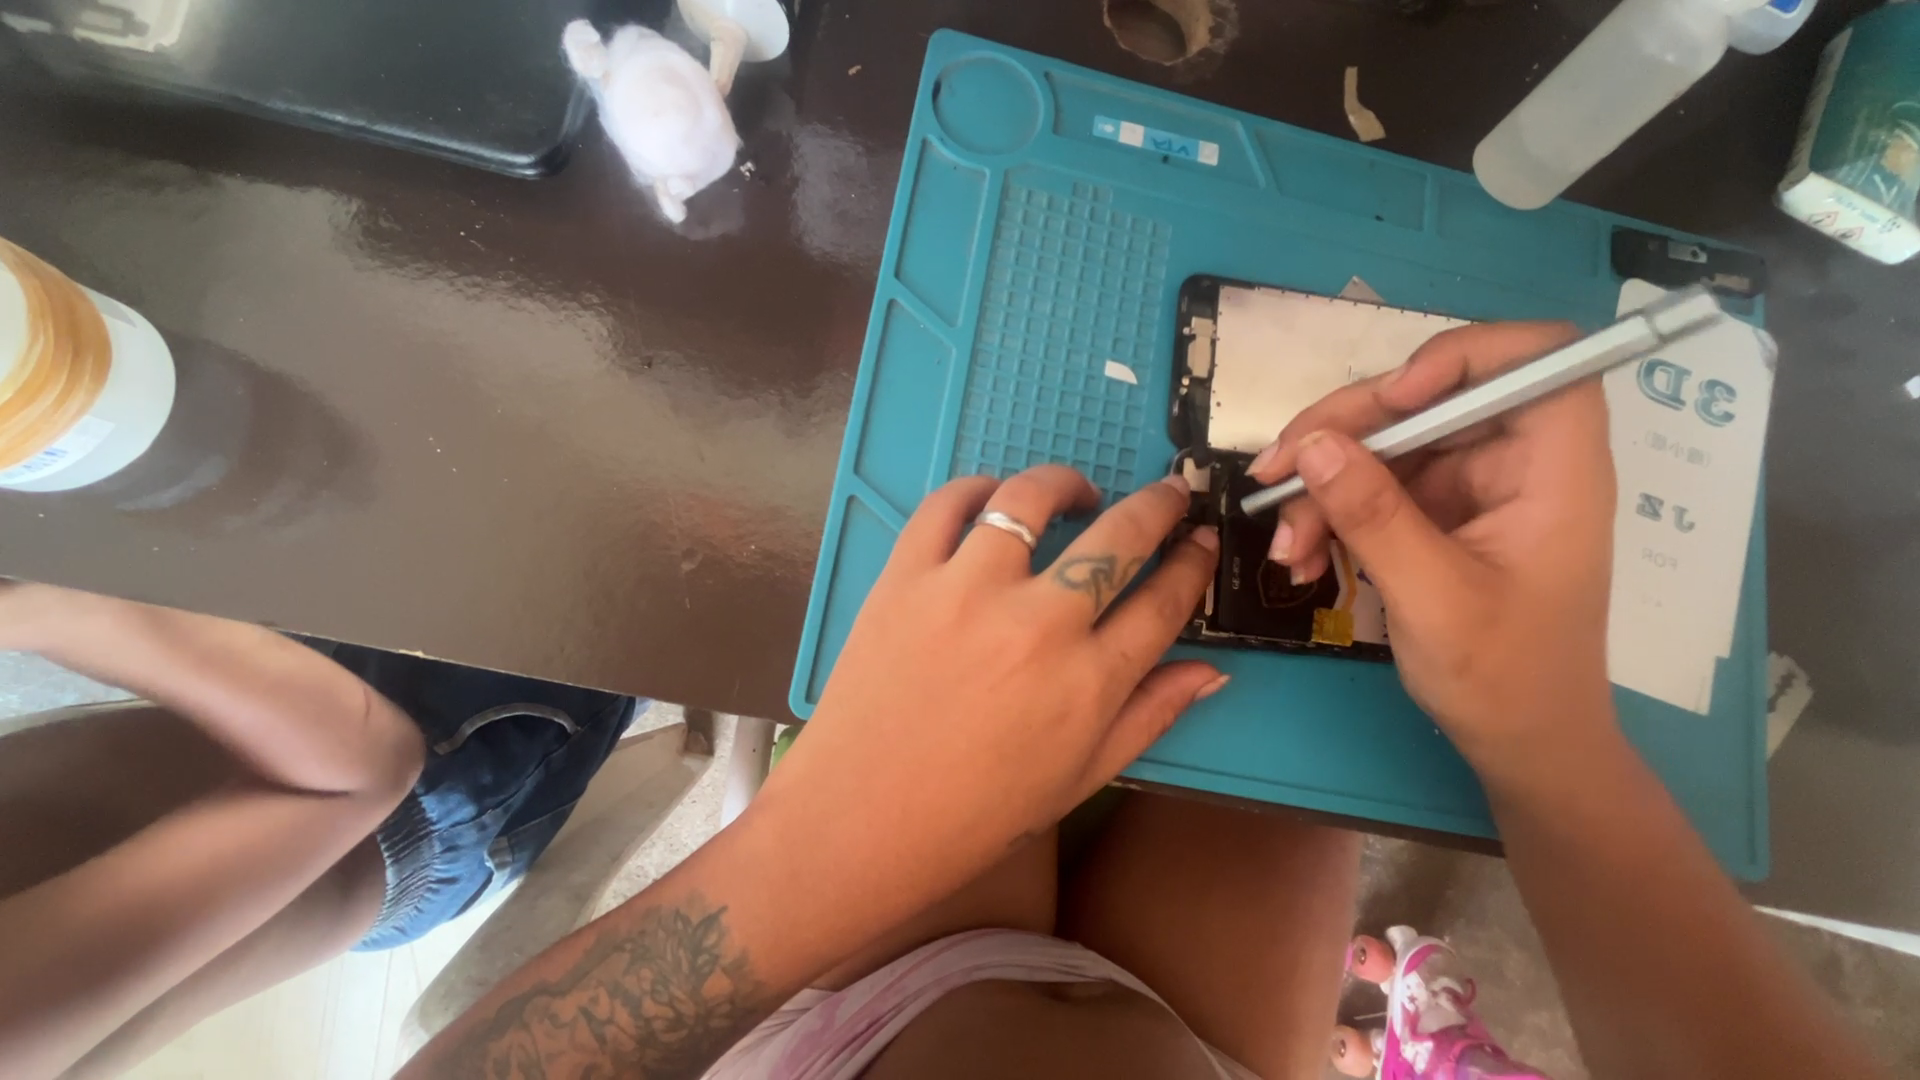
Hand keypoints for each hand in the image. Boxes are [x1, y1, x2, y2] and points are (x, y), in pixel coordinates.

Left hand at [761, 466, 1220, 897]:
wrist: (861, 817)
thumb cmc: (977, 813)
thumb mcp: (1080, 778)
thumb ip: (1149, 717)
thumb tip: (1212, 672)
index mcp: (1088, 683)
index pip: (1164, 602)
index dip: (1194, 564)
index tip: (1202, 541)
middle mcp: (1038, 624)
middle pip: (1118, 537)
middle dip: (1160, 506)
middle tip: (1170, 494)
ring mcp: (966, 591)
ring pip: (1030, 499)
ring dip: (1065, 484)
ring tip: (1076, 495)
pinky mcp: (905, 577)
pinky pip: (945, 504)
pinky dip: (977, 488)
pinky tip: (993, 499)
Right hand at [1245, 322, 1615, 768]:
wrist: (1515, 740)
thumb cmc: (1503, 675)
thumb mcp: (1433, 596)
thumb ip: (1374, 516)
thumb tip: (1313, 446)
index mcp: (1552, 470)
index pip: (1534, 361)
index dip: (1462, 359)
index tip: (1391, 401)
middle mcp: (1510, 464)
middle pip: (1426, 400)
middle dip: (1343, 431)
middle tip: (1273, 470)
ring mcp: (1465, 488)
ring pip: (1381, 446)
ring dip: (1318, 487)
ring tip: (1284, 545)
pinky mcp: (1428, 514)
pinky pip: (1366, 489)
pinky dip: (1325, 516)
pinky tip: (1298, 559)